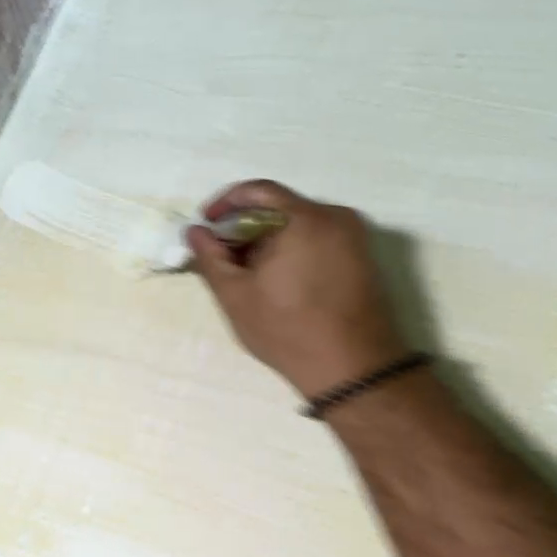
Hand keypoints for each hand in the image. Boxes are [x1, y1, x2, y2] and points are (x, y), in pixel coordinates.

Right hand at [188, 180, 407, 398]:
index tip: (205, 226)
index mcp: (304, 219)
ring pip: (297, 222)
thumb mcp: (235, 293)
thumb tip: (195, 231)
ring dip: (265, 238)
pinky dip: (289, 247)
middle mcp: (336, 217)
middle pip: (279, 206)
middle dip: (244, 225)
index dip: (224, 203)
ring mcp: (354, 235)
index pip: (258, 191)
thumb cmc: (287, 328)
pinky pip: (316, 236)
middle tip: (220, 255)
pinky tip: (273, 277)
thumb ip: (210, 256)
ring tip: (244, 271)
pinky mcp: (361, 254)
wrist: (353, 365)